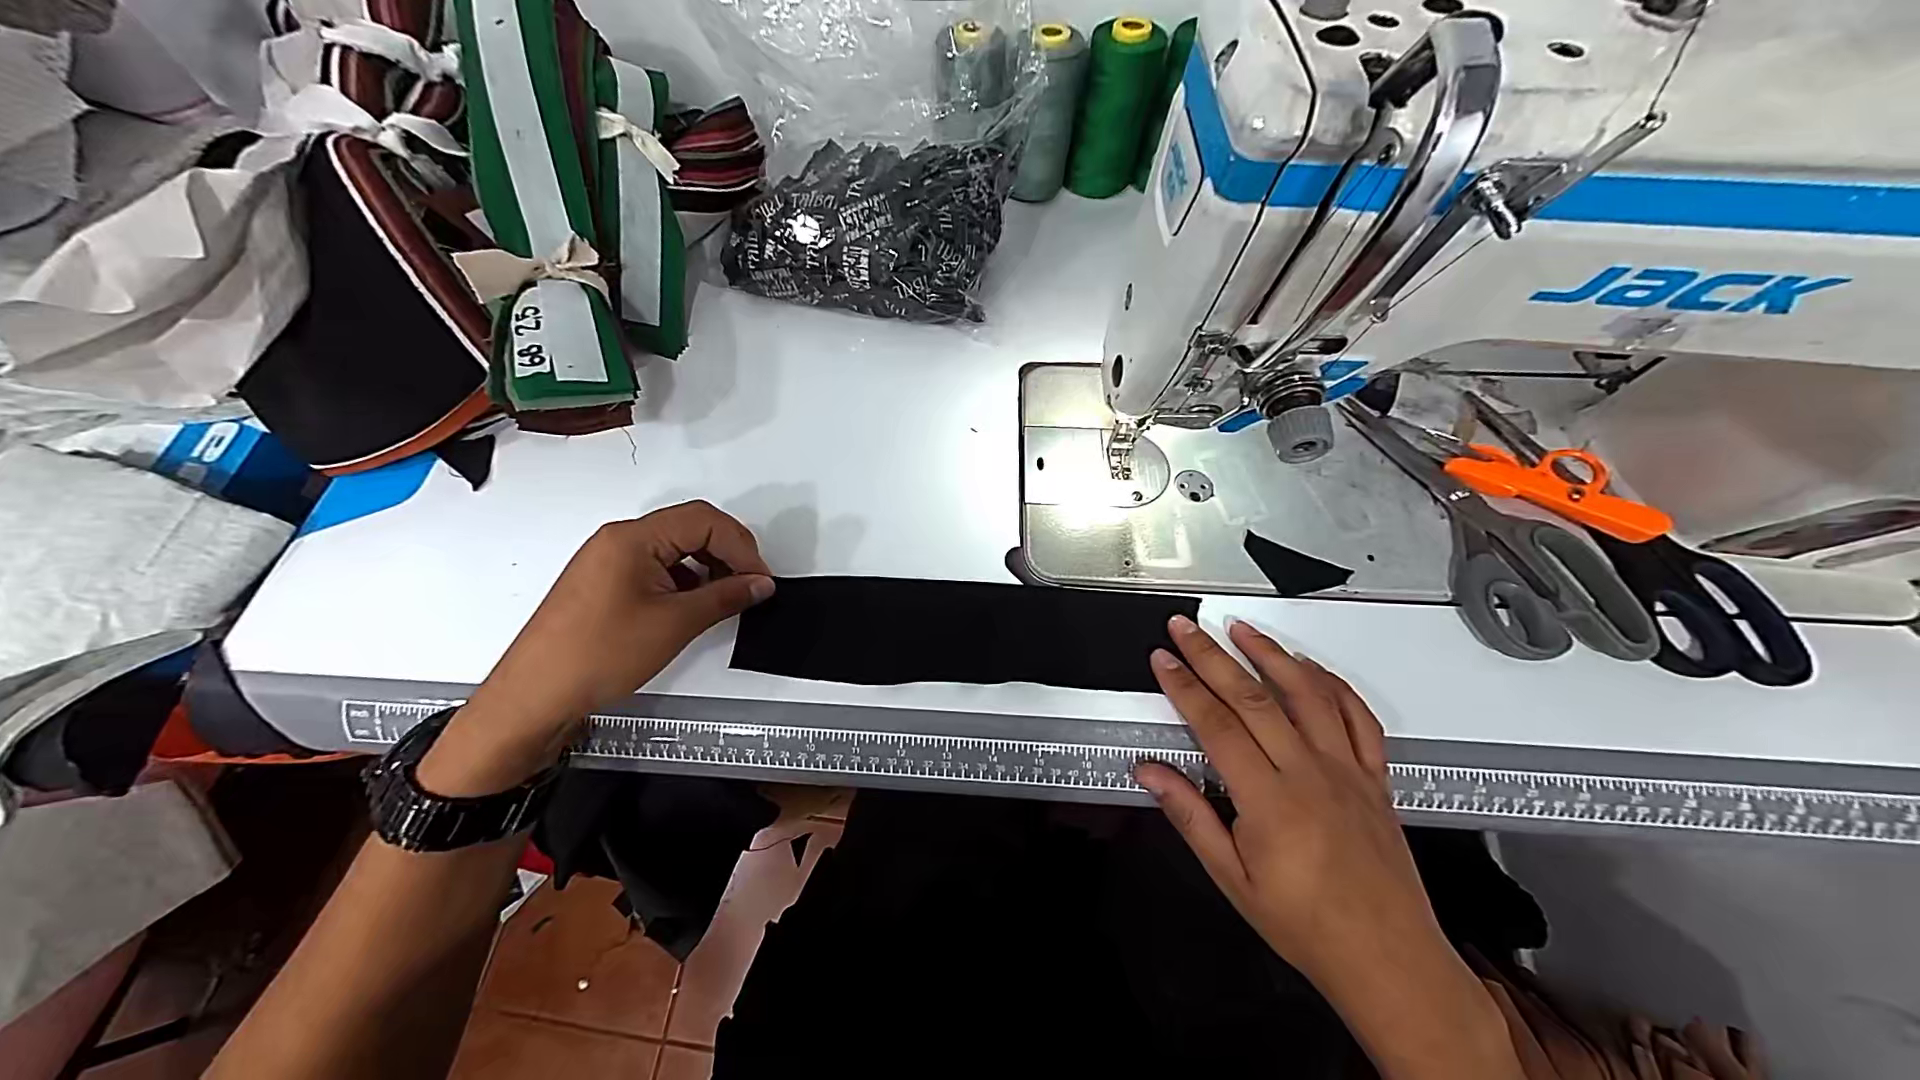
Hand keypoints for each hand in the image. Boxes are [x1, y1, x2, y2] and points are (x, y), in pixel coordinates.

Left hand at [418, 501, 773, 795]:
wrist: (536, 695)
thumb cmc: (592, 656)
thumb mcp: (675, 624)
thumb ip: (725, 597)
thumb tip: (757, 584)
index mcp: (632, 538)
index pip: (704, 521)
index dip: (741, 547)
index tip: (760, 578)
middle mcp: (618, 540)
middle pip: (691, 527)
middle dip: (728, 552)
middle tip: (751, 583)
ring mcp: (610, 559)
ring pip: (676, 546)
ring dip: (708, 565)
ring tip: (727, 597)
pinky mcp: (607, 581)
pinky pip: (657, 565)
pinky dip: (686, 579)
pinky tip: (696, 605)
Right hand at [1136, 616, 1520, 1079]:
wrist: (1387, 960)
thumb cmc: (1308, 925)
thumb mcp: (1231, 878)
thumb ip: (1189, 814)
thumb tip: (1151, 773)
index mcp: (1270, 802)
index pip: (1216, 725)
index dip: (1184, 686)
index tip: (1164, 660)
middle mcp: (1310, 775)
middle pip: (1253, 698)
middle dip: (1212, 655)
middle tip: (1186, 628)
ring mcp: (1347, 771)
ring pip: (1307, 694)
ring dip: (1271, 654)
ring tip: (1241, 629)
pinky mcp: (1374, 777)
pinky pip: (1357, 717)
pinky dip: (1331, 683)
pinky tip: (1308, 667)